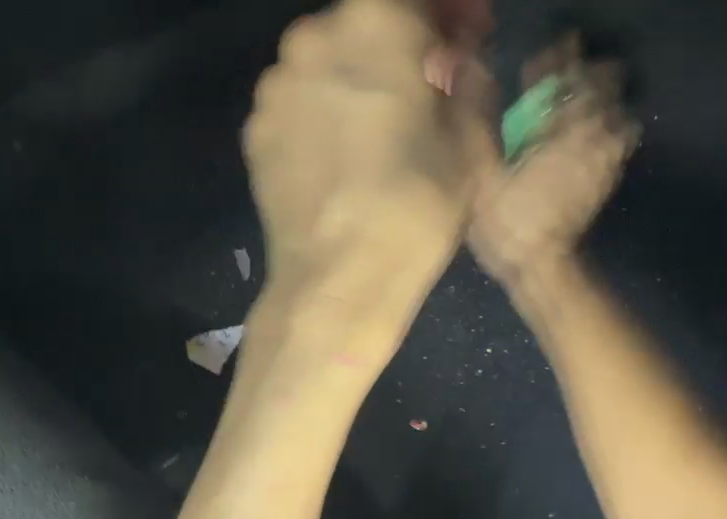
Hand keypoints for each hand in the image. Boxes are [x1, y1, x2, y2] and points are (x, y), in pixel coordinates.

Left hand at [243, 0, 495, 371]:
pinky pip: (301, 107)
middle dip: (402, 44)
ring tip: (384, 126)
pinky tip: (345, 156)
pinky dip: (326, 115)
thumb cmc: (415, 209)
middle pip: (366, 23)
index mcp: (374, 21)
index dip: (448, 14)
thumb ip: (468, 79)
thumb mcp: (471, 141)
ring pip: (328, 65)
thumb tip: (452, 62)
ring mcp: (275, 88)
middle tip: (428, 82)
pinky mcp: (255, 135)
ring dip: (360, 79)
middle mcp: (312, 38)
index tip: (467, 37)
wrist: (336, 284)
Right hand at [468, 44, 638, 287]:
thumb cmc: (508, 225)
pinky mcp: (605, 185)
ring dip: (602, 106)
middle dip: (588, 77)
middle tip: (568, 76)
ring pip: (616, 117)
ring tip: (582, 108)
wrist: (542, 271)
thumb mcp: (482, 176)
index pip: (568, 77)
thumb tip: (471, 72)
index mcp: (562, 130)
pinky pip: (616, 146)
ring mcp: (604, 163)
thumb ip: (478, 122)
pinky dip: (606, 133)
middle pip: (603, 91)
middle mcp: (591, 139)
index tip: (554, 49)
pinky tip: (587, 142)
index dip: (561, 59)